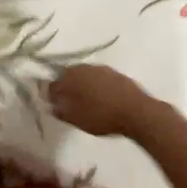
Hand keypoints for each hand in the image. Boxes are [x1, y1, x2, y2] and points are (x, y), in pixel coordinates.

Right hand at [48, 65, 164, 137]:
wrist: (135, 110)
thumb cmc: (102, 116)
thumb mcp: (77, 119)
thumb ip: (61, 111)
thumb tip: (52, 106)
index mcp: (71, 77)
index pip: (53, 83)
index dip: (50, 94)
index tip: (53, 104)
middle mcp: (83, 68)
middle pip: (68, 75)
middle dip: (66, 86)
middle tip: (68, 102)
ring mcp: (100, 68)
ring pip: (83, 74)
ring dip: (81, 84)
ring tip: (84, 100)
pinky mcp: (114, 72)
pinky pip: (97, 76)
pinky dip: (94, 84)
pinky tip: (99, 96)